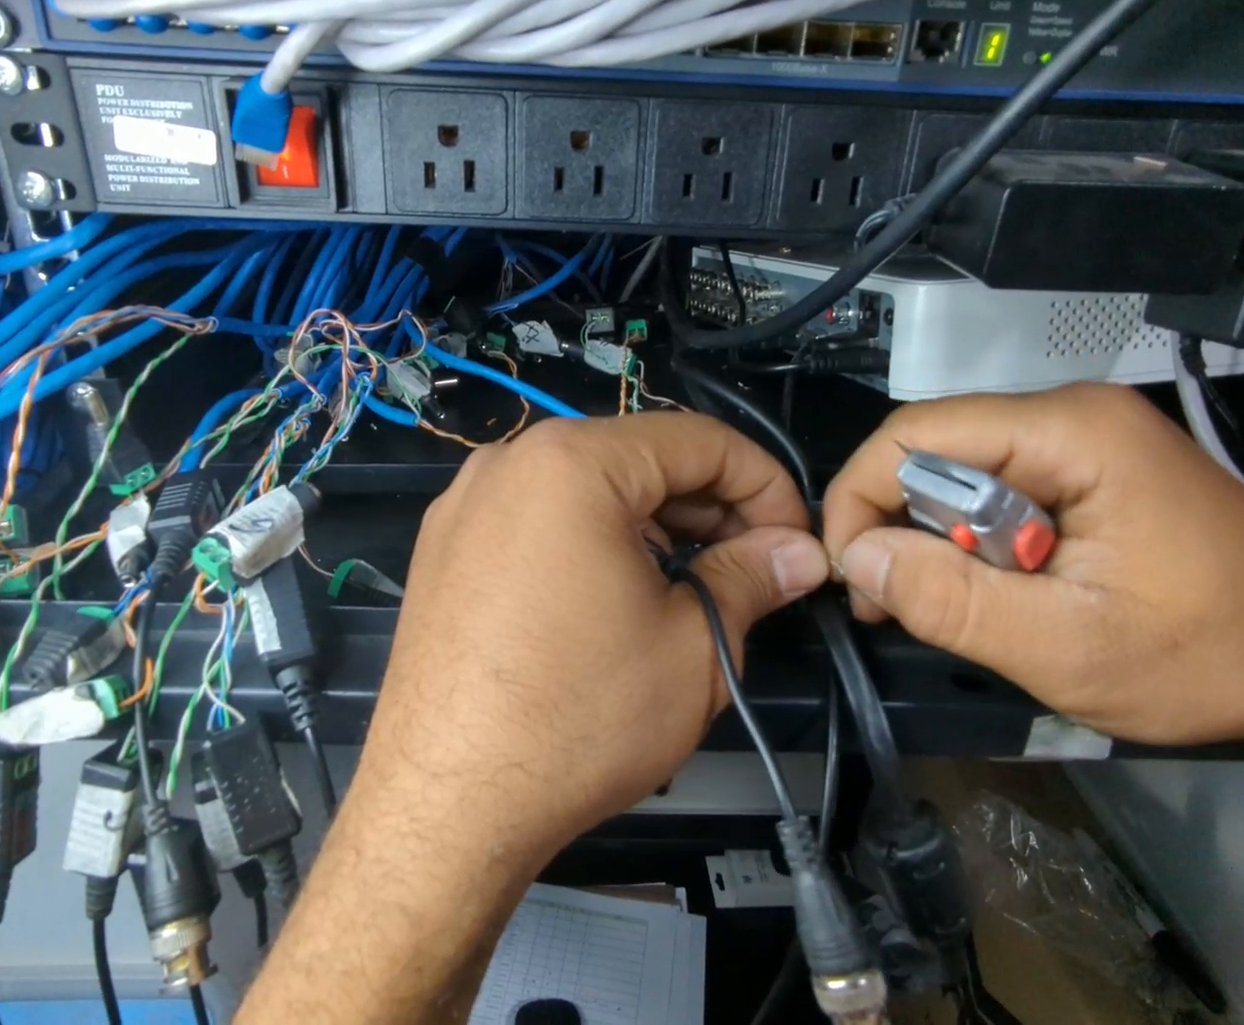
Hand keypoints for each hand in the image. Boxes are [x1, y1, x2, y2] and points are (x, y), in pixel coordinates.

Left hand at [359, 412, 829, 863]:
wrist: (446, 803)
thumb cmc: (578, 716)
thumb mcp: (693, 644)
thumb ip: (753, 577)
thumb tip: (799, 552)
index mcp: (571, 462)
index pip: (698, 440)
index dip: (765, 485)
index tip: (794, 540)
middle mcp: (507, 464)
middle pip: (637, 460)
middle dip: (709, 510)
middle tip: (754, 570)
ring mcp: (465, 506)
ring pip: (587, 491)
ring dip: (654, 528)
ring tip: (691, 590)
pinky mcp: (444, 552)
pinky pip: (539, 522)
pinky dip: (593, 543)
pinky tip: (618, 600)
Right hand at [820, 382, 1243, 747]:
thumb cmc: (1212, 660)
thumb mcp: (1064, 645)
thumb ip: (947, 599)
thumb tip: (855, 558)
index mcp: (1071, 431)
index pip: (913, 435)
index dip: (860, 499)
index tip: (850, 576)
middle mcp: (1073, 414)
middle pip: (931, 449)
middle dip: (896, 525)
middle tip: (892, 603)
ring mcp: (1085, 438)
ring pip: (956, 472)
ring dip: (935, 539)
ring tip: (949, 605)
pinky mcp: (1090, 469)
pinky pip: (993, 488)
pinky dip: (971, 541)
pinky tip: (994, 587)